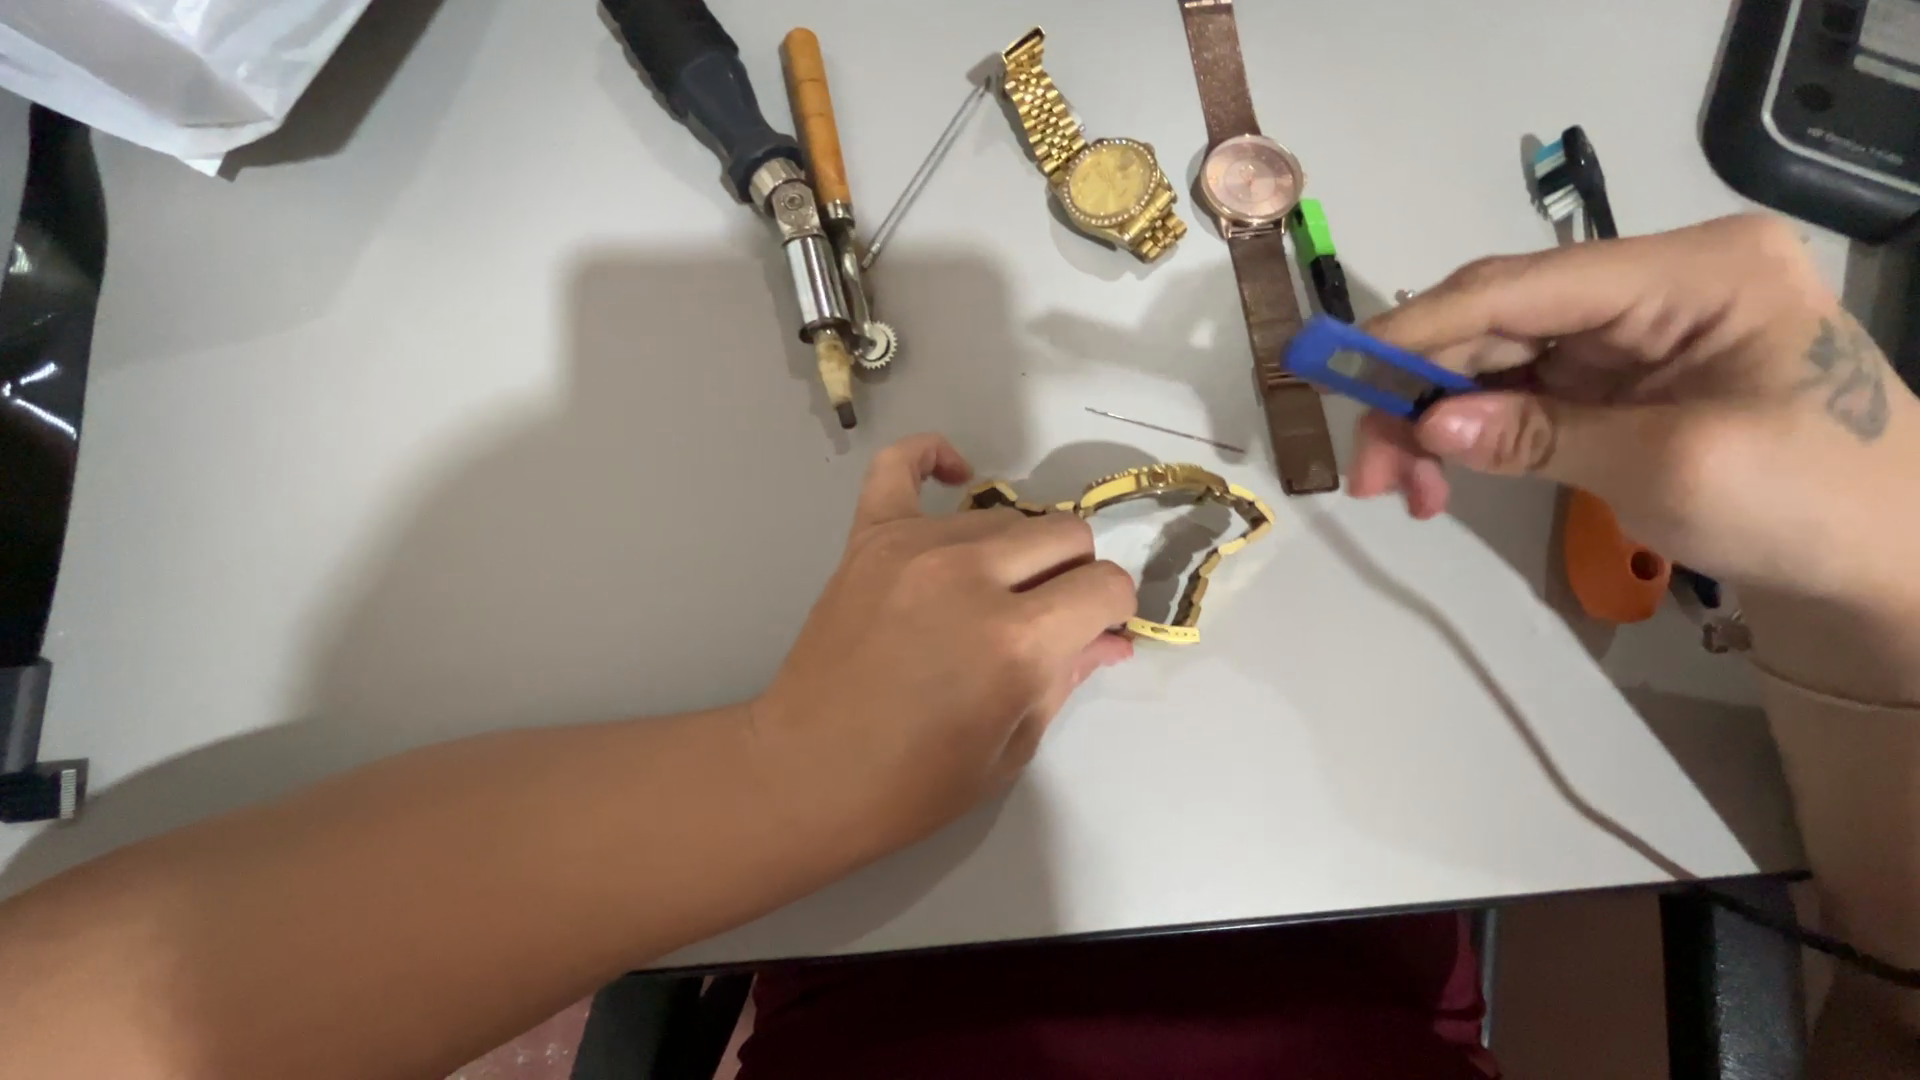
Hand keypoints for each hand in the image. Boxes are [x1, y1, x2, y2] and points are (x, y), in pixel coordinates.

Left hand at [751, 434, 1136, 856]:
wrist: (806, 772)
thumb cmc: (915, 783)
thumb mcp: (1013, 746)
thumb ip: (1069, 676)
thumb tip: (1113, 637)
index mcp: (1017, 640)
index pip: (1105, 585)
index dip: (1113, 610)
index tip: (1094, 628)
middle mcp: (971, 576)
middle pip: (1064, 534)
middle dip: (1073, 575)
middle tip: (1047, 614)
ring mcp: (914, 547)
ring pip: (1003, 515)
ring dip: (1016, 550)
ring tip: (992, 591)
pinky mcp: (868, 537)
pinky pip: (900, 466)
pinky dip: (932, 458)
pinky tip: (953, 479)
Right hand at [1351, 214, 1919, 607]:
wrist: (1879, 559)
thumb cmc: (1812, 503)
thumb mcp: (1672, 467)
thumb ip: (1540, 435)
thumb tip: (1426, 426)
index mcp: (1693, 273)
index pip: (1522, 286)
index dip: (1420, 327)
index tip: (1338, 368)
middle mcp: (1647, 284)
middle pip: (1488, 323)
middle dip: (1414, 393)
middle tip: (1367, 471)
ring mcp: (1619, 329)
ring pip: (1479, 360)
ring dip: (1424, 423)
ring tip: (1398, 490)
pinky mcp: (1598, 374)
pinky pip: (1500, 392)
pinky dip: (1457, 436)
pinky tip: (1434, 477)